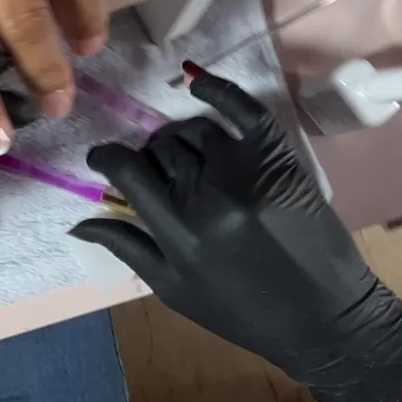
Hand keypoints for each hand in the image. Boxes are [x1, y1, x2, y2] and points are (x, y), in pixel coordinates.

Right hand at [70, 74, 401, 401]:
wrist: (322, 317)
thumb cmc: (239, 311)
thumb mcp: (171, 288)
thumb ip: (127, 248)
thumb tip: (79, 222)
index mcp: (179, 233)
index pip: (128, 172)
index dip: (104, 158)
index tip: (100, 160)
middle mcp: (209, 196)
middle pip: (160, 149)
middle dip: (145, 155)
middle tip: (151, 172)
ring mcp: (248, 174)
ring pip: (194, 130)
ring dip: (176, 136)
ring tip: (178, 153)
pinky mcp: (280, 161)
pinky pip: (245, 111)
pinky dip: (218, 91)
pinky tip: (196, 85)